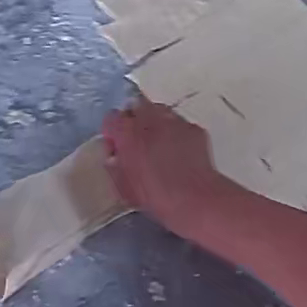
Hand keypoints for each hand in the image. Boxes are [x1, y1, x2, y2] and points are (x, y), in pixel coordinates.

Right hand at [102, 97, 244, 235]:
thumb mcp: (124, 188)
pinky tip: (179, 152)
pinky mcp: (194, 128)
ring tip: (159, 145)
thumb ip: (114, 167)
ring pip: (159, 111)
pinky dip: (176, 133)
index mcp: (127, 133)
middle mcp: (150, 119)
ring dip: (155, 123)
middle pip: (135, 107)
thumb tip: (114, 160)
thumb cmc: (157, 196)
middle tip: (137, 143)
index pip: (111, 118)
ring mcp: (174, 121)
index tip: (116, 147)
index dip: (112, 133)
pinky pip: (180, 124)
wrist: (195, 199)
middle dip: (134, 121)